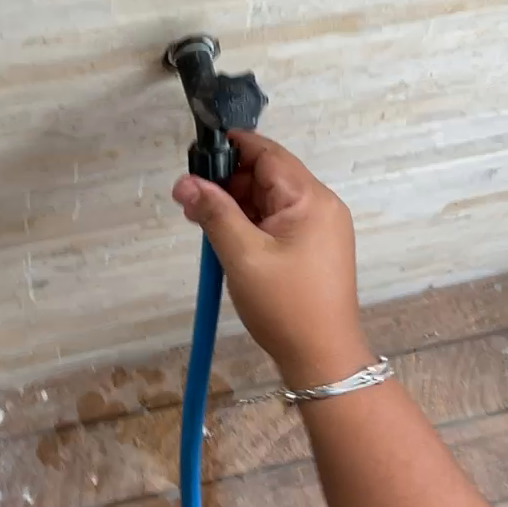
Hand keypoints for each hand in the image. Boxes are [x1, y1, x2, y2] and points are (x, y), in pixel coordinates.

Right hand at [170, 131, 375, 386]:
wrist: (322, 358)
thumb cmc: (285, 305)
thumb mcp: (243, 256)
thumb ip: (214, 213)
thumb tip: (185, 182)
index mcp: (310, 199)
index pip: (268, 154)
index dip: (232, 148)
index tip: (197, 155)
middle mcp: (320, 205)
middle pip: (268, 175)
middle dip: (228, 183)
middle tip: (190, 201)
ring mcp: (319, 227)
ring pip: (270, 199)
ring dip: (236, 205)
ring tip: (200, 222)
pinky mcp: (313, 247)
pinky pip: (277, 221)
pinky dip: (250, 224)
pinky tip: (224, 238)